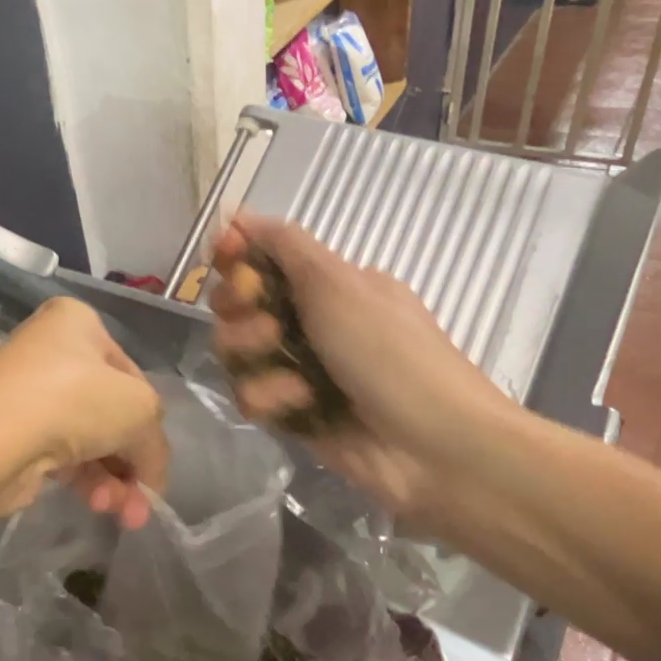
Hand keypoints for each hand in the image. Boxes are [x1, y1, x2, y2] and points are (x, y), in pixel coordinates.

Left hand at [0, 297, 169, 527]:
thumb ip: (154, 438)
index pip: (131, 375)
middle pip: (110, 411)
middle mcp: (49, 351)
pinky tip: (98, 505)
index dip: (150, 421)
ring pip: (88, 438)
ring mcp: (27, 393)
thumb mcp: (140, 409)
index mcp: (76, 322)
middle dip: (132, 462)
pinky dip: (85, 481)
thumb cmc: (72, 401)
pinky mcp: (13, 434)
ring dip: (113, 479)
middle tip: (144, 504)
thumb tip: (147, 468)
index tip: (156, 462)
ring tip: (122, 514)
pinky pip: (62, 456)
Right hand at [209, 214, 518, 517]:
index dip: (238, 258)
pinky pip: (251, 394)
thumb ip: (285, 244)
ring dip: (254, 359)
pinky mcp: (292, 413)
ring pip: (238, 351)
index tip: (225, 259)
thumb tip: (240, 215)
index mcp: (330, 285)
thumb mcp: (338, 282)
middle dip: (240, 312)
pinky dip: (268, 398)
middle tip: (265, 326)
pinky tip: (296, 406)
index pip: (264, 260)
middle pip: (239, 305)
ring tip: (290, 378)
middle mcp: (311, 322)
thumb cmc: (390, 353)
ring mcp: (300, 369)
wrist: (435, 446)